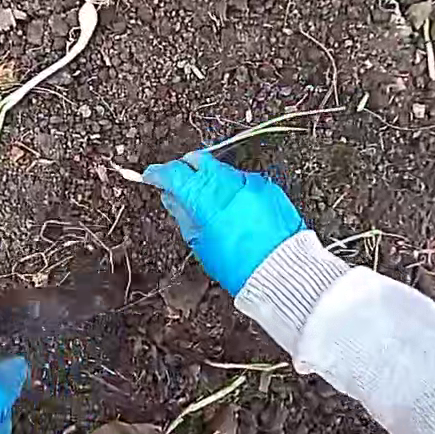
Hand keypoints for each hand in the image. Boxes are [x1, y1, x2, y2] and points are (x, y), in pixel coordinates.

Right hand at [141, 150, 305, 294]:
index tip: (152, 176)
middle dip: (186, 169)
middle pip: (198, 161)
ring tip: (208, 200)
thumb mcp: (201, 244)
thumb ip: (183, 215)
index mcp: (207, 198)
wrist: (282, 272)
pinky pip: (242, 179)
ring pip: (221, 169)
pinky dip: (232, 187)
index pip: (175, 173)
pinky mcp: (268, 187)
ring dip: (210, 178)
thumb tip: (171, 198)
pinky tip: (232, 206)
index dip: (159, 173)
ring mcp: (250, 183)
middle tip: (179, 183)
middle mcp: (229, 183)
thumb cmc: (240, 266)